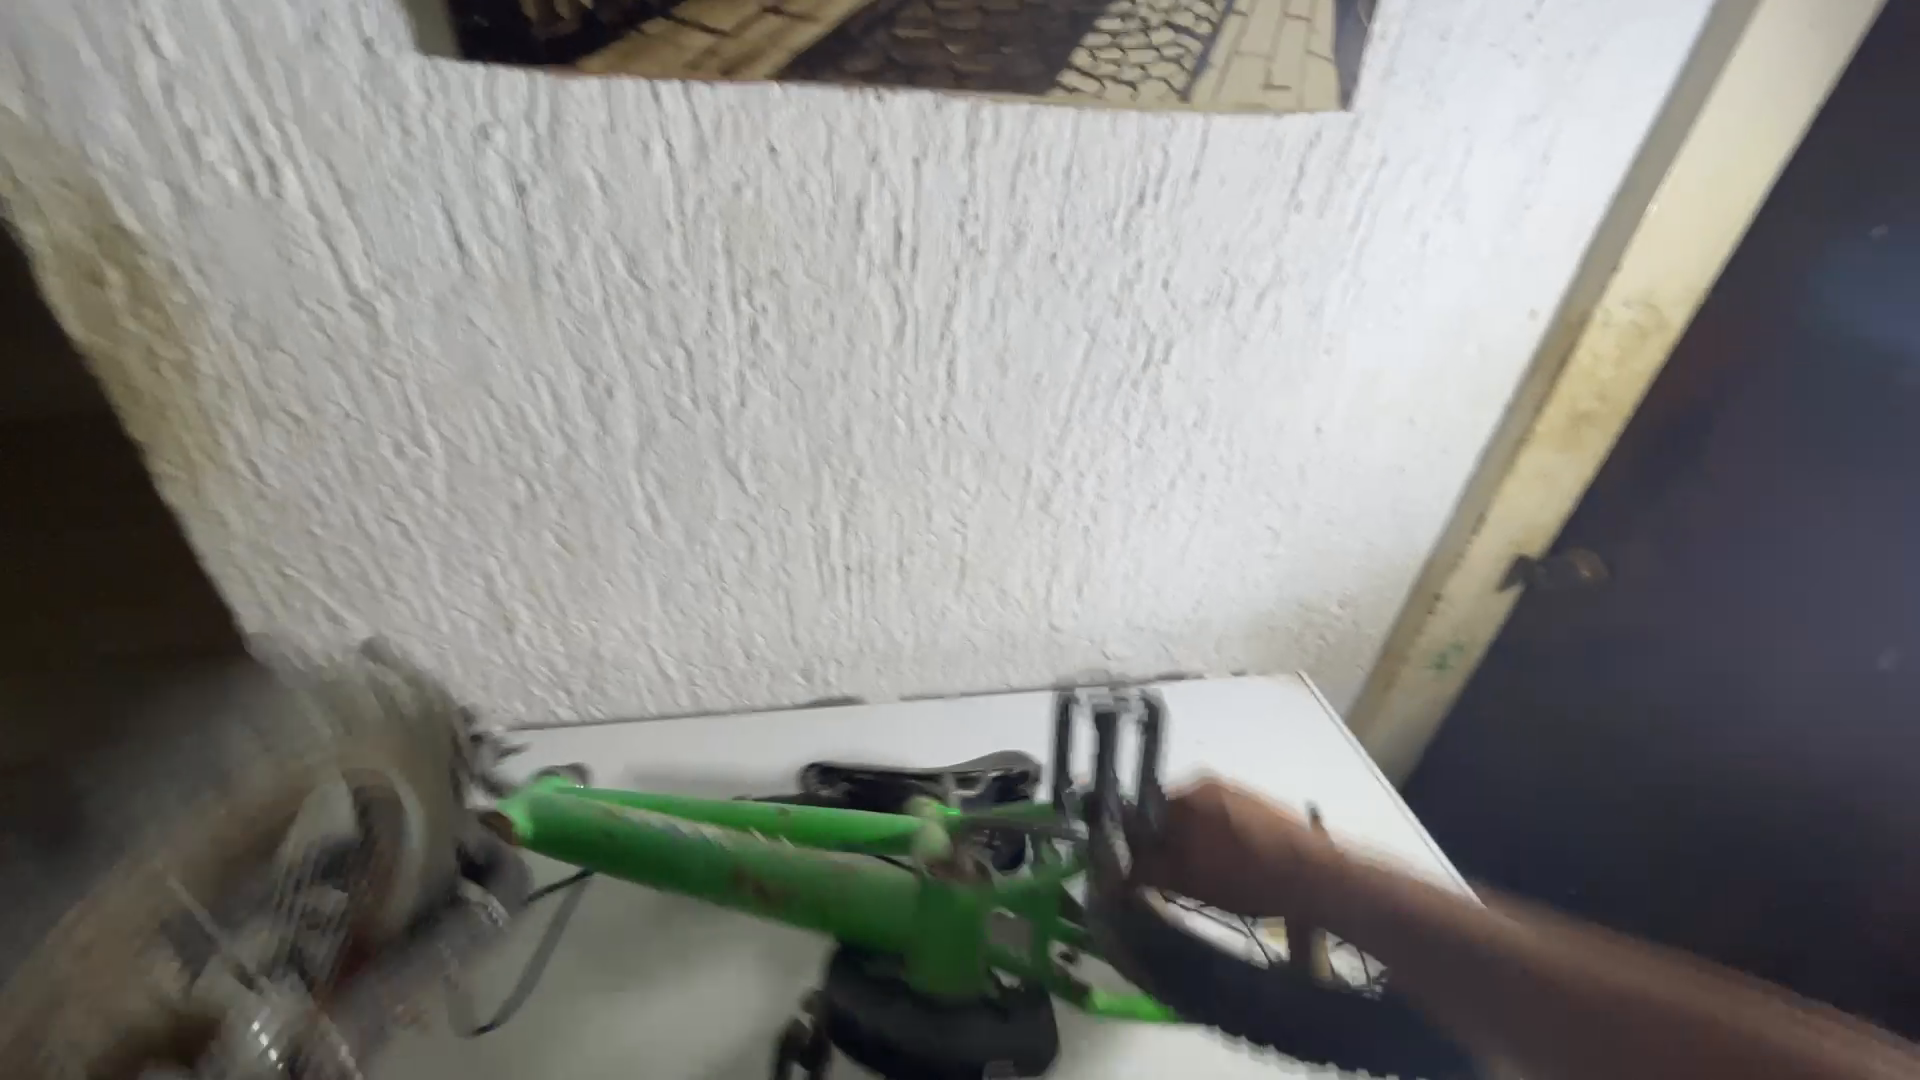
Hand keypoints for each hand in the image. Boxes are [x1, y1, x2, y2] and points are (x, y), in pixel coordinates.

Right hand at [1135, 777, 1345, 921]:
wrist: (1319, 879)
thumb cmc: (1247, 876)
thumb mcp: (1189, 880)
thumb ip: (1146, 871)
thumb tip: (1114, 874)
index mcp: (1189, 792)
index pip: (1142, 811)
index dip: (1135, 843)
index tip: (1134, 870)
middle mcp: (1209, 783)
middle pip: (1169, 814)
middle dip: (1164, 845)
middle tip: (1168, 880)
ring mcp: (1237, 793)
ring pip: (1197, 821)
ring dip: (1190, 847)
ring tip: (1201, 881)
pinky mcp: (1259, 809)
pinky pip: (1222, 824)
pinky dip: (1216, 845)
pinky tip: (1229, 873)